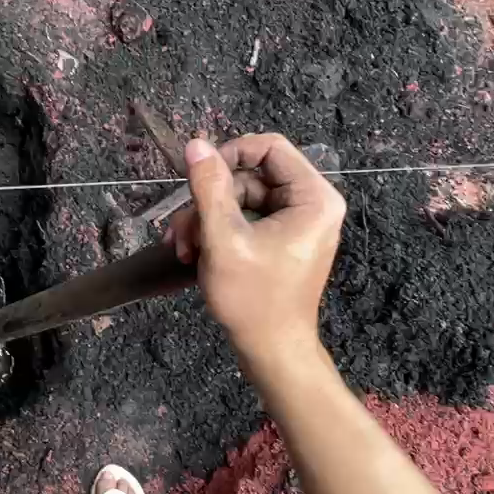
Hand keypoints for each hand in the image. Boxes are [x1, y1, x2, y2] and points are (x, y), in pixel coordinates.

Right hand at [164, 135, 345, 385]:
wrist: (270, 350)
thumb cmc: (253, 298)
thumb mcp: (223, 238)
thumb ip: (209, 187)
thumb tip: (195, 143)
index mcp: (313, 198)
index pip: (269, 147)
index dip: (229, 154)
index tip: (198, 176)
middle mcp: (310, 204)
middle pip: (249, 175)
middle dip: (209, 200)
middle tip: (181, 229)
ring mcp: (294, 222)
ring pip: (238, 198)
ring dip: (204, 219)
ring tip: (182, 248)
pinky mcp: (279, 239)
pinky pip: (242, 218)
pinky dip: (215, 232)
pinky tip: (193, 254)